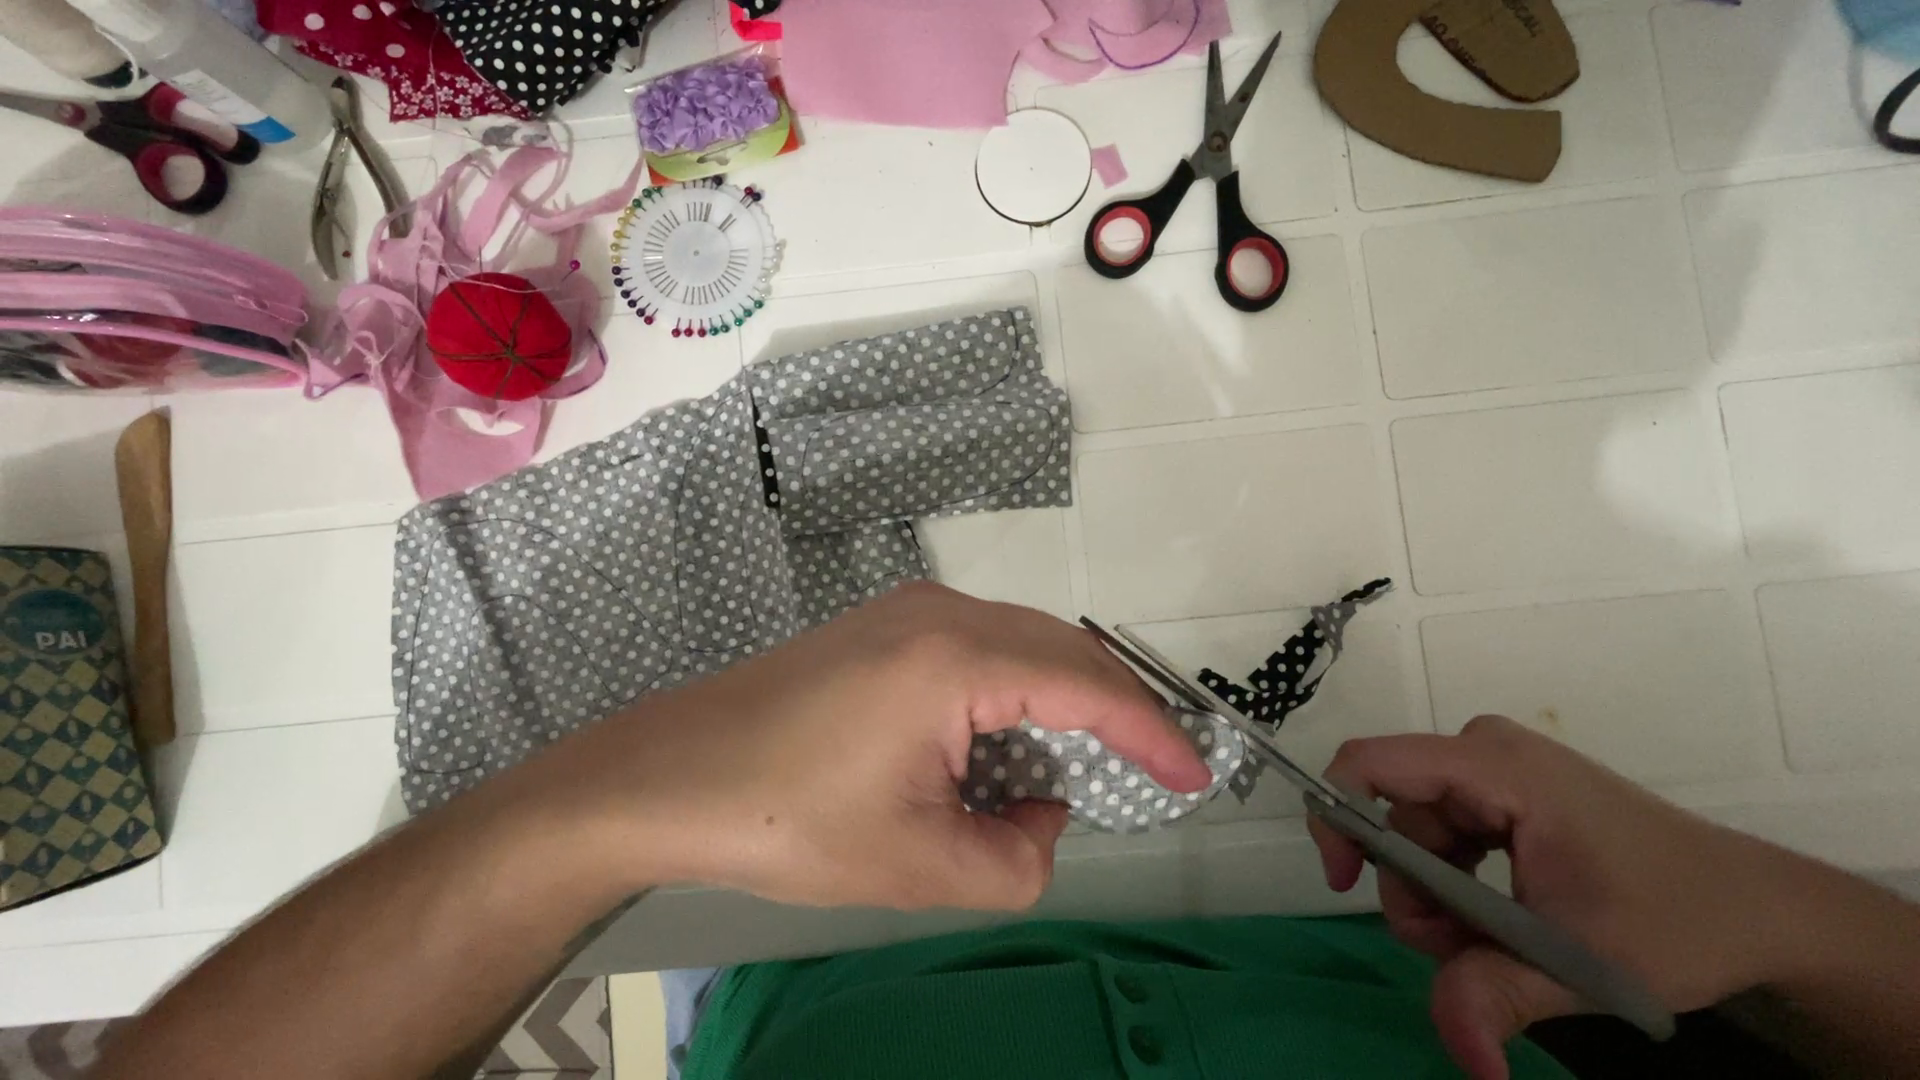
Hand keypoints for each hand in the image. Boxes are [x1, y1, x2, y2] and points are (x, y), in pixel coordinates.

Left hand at [527, 583, 1211, 911]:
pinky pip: (978, 647)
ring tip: (1077, 764)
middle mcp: (940, 613)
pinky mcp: (882, 626)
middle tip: (1149, 768)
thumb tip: (1040, 815)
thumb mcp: (920, 865)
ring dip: (1058, 700)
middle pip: (1059, 650)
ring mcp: (906, 611)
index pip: (1085, 686)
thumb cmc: (790, 820)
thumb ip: (1017, 858)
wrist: (670, 775)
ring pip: (1020, 644)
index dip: (1149, 731)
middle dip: (1112, 709)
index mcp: (957, 659)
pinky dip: (1011, 691)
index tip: (1192, 772)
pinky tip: (1002, 741)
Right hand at [1308, 716, 1816, 1079]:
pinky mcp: (1503, 791)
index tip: (1343, 883)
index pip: (1372, 763)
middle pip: (1395, 814)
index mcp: (1497, 767)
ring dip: (1435, 898)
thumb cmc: (1680, 919)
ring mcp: (1494, 770)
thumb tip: (1463, 1060)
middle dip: (1411, 890)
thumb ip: (1498, 996)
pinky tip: (1494, 923)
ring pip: (1415, 830)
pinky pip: (1442, 832)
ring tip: (1487, 950)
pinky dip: (1454, 884)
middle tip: (1458, 953)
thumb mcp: (1584, 964)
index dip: (1336, 816)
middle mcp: (1483, 751)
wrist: (1761, 909)